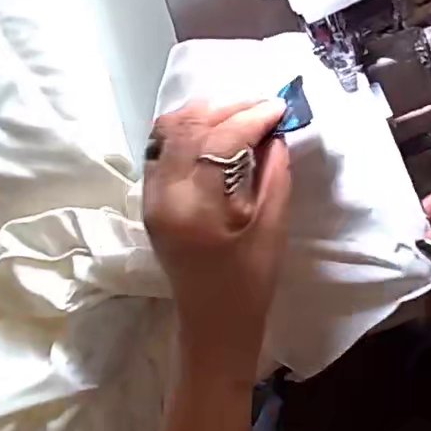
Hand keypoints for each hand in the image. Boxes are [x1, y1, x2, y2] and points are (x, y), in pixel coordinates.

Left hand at [144, 100, 291, 367]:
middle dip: (229, 108)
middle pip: (189, 126)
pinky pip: (163, 148)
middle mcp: (163, 194)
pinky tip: (215, 132)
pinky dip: (189, 130)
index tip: (279, 108)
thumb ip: (274, 175)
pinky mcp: (150, 198)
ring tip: (242, 114)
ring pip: (169, 130)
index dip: (252, 117)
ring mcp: (151, 195)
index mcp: (194, 207)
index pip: (219, 141)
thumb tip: (274, 133)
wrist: (213, 323)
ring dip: (206, 114)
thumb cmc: (249, 284)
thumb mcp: (271, 228)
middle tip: (264, 107)